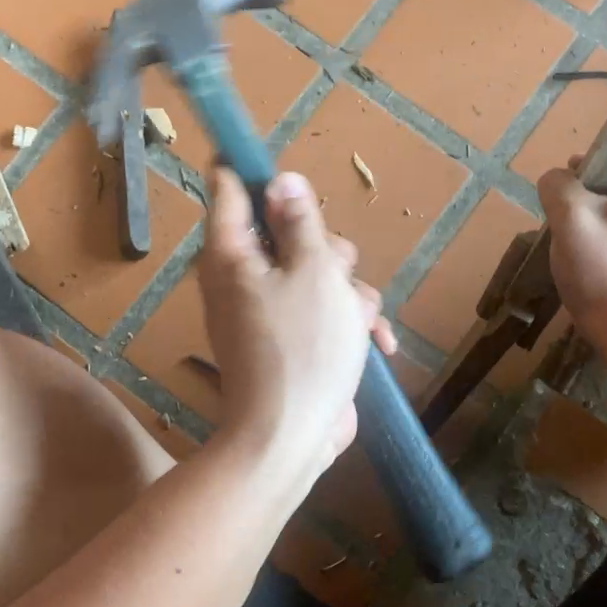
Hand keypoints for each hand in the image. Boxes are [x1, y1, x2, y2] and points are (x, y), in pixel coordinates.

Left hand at [198, 169, 396, 482]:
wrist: (292, 436)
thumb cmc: (304, 348)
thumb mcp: (314, 272)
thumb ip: (301, 222)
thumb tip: (281, 178)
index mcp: (232, 253)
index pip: (231, 186)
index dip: (261, 171)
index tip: (297, 176)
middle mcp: (242, 277)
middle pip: (290, 233)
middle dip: (328, 251)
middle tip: (337, 275)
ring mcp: (267, 312)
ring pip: (317, 274)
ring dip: (348, 294)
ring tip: (358, 325)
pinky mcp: (292, 341)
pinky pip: (323, 313)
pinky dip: (349, 325)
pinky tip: (376, 345)